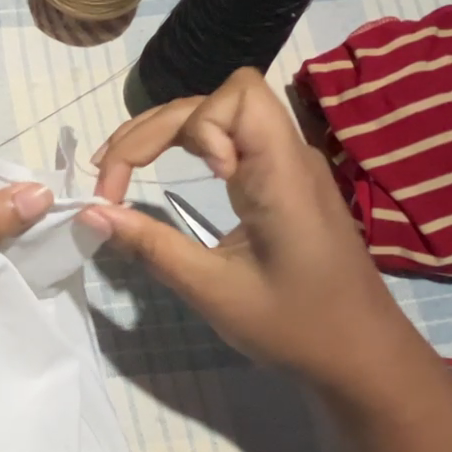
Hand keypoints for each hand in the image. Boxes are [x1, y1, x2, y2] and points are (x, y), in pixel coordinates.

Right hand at [83, 69, 433, 396]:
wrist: (361, 354)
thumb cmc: (296, 327)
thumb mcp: (214, 292)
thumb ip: (151, 247)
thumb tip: (90, 213)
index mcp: (282, 175)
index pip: (239, 97)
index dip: (196, 124)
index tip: (179, 180)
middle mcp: (286, 156)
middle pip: (214, 101)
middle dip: (152, 130)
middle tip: (107, 180)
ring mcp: (282, 165)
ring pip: (215, 115)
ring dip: (161, 135)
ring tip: (115, 173)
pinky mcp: (275, 180)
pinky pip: (224, 140)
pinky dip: (182, 149)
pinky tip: (154, 174)